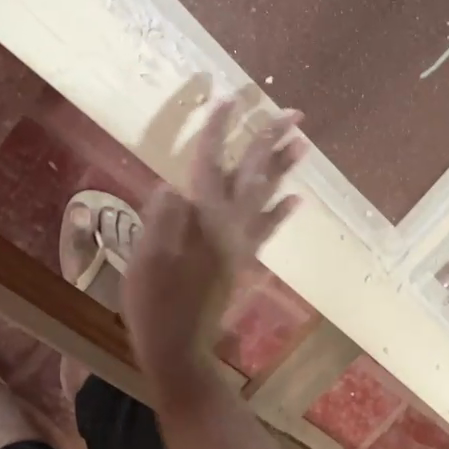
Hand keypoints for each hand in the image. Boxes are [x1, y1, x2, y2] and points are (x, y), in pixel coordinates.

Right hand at [122, 98, 308, 396]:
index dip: (217, 131)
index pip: (211, 163)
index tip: (227, 99)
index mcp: (202, 220)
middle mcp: (228, 227)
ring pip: (265, 197)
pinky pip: (266, 230)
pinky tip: (294, 199)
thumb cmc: (154, 304)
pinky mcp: (241, 263)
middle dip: (270, 140)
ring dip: (283, 168)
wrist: (178, 349)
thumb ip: (161, 218)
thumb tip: (174, 188)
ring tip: (302, 143)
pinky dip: (280, 212)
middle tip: (294, 112)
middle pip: (252, 174)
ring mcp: (239, 246)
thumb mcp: (146, 257)